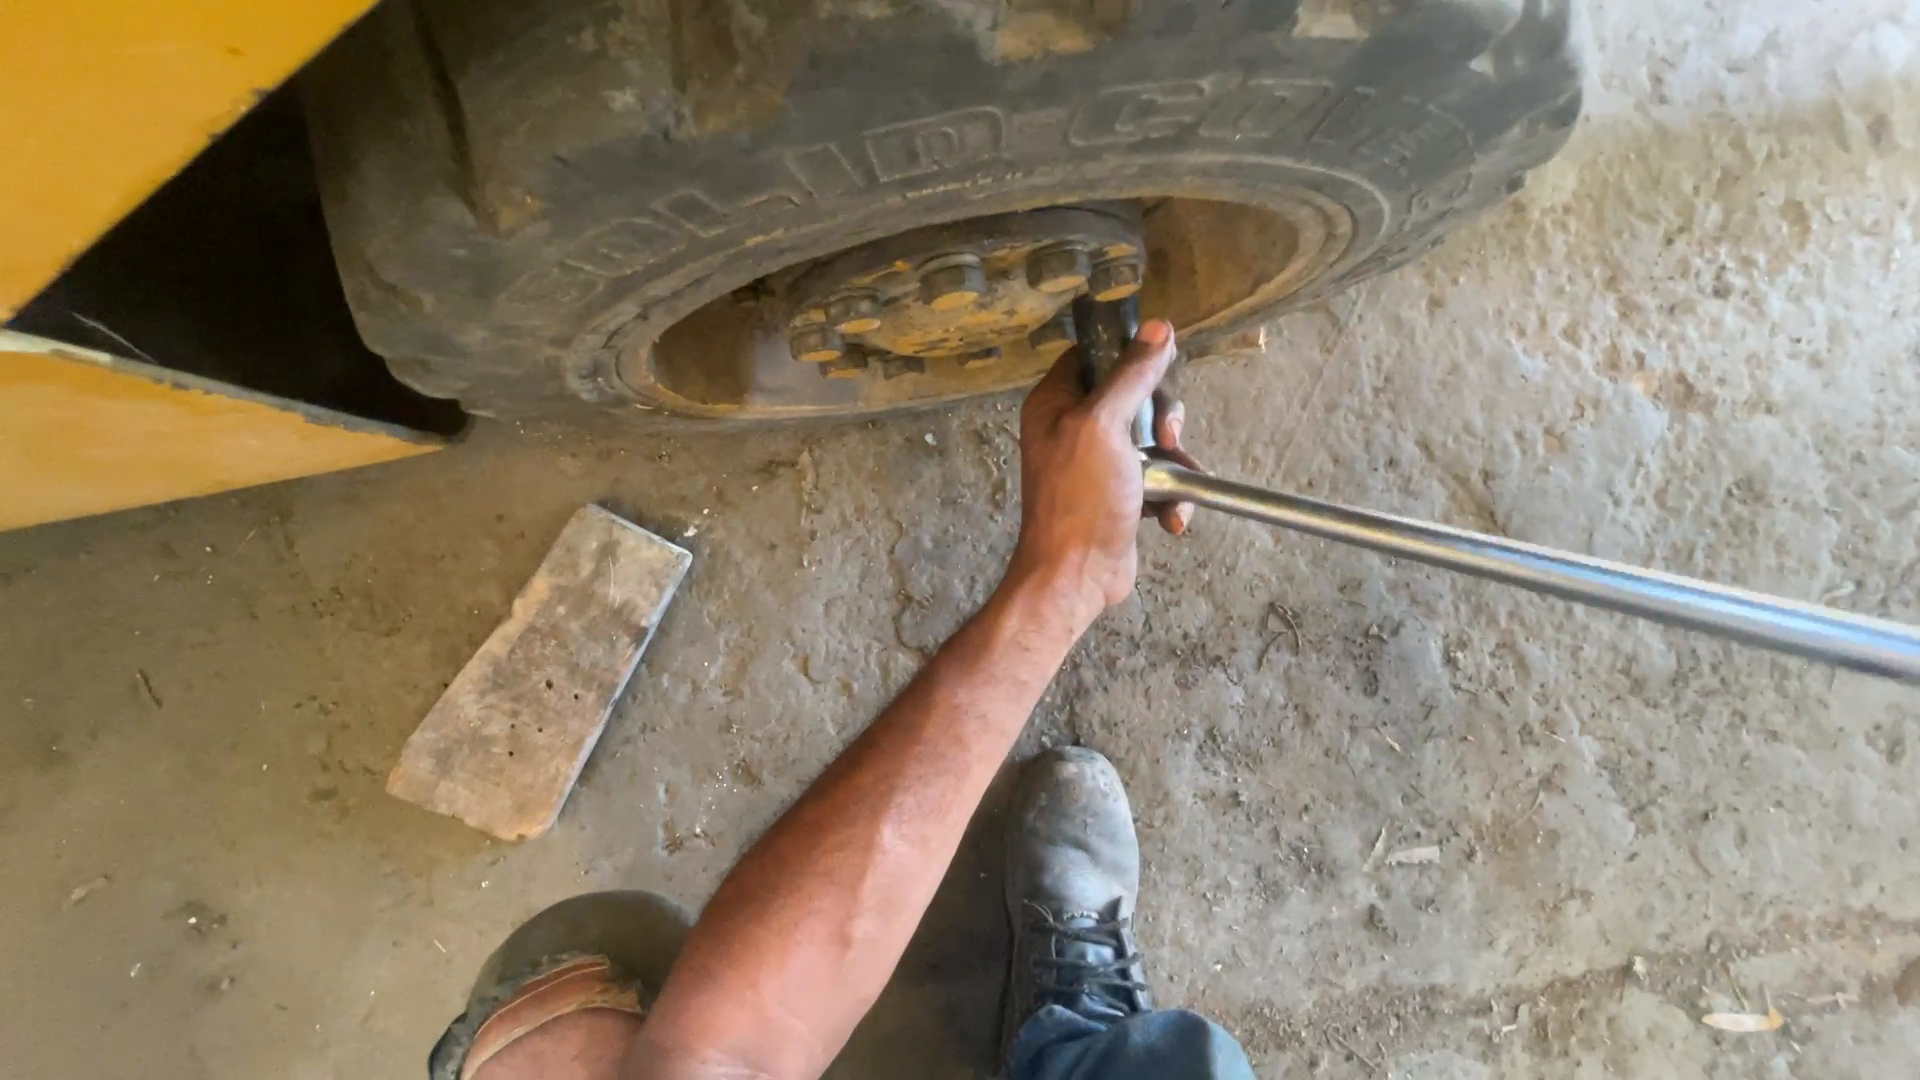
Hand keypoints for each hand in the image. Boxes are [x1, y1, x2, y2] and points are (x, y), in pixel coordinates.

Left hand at [1008, 319, 1199, 624]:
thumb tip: (1158, 327)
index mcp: (1056, 403)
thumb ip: (1131, 375)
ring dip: (1176, 464)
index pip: (1093, 356)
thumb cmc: (1080, 497)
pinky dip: (1172, 497)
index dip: (1127, 356)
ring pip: (1155, 439)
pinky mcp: (1123, 494)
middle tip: (1168, 437)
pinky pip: (1159, 478)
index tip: (1156, 367)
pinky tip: (1173, 519)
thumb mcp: (1104, 425)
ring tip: (1175, 487)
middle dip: (1162, 419)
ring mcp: (1100, 463)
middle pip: (1136, 396)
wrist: (1078, 575)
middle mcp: (1075, 428)